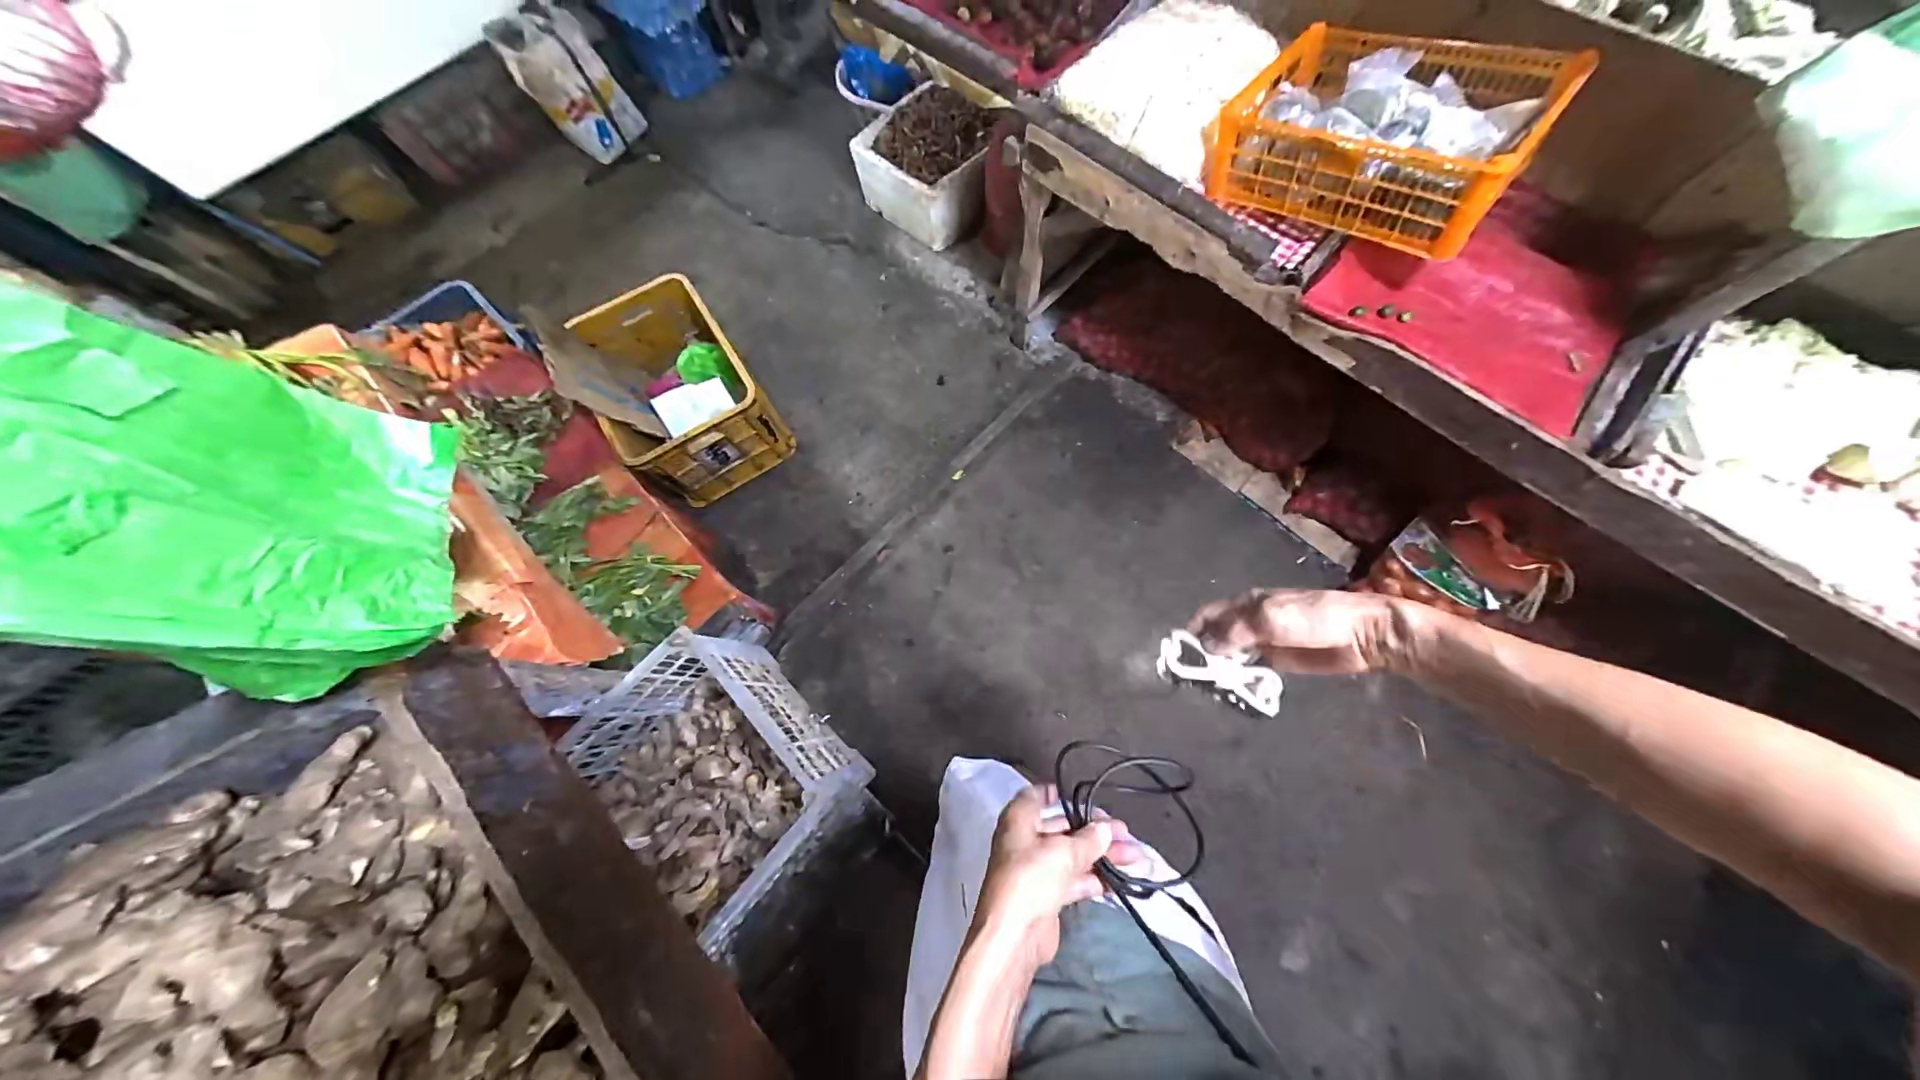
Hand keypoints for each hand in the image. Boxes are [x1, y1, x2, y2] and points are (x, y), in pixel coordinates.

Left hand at [971, 786, 1139, 971]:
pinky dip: (1095, 878)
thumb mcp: (1063, 852)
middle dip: (1093, 829)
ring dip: (1101, 854)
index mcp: (1019, 820)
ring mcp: (1036, 869)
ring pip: (1072, 855)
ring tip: (1134, 854)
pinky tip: (1120, 879)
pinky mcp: (1047, 895)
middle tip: (1124, 831)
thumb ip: (1088, 839)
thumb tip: (1106, 828)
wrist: (1013, 936)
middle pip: (1062, 827)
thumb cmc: (1031, 879)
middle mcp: (1025, 840)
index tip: (1086, 796)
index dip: (1059, 793)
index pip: (1036, 796)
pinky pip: (1074, 879)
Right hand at [1188, 587, 1421, 674]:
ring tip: (1209, 687)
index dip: (1191, 632)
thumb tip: (1207, 648)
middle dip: (1201, 653)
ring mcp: (1262, 642)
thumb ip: (1237, 632)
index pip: (1207, 616)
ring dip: (1218, 667)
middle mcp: (1248, 621)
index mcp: (1245, 604)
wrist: (1364, 634)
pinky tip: (1232, 689)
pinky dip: (1237, 677)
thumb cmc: (1317, 618)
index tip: (1179, 655)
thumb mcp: (1272, 618)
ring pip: (1229, 654)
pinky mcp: (1276, 661)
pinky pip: (1248, 669)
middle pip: (1214, 636)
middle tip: (1193, 677)